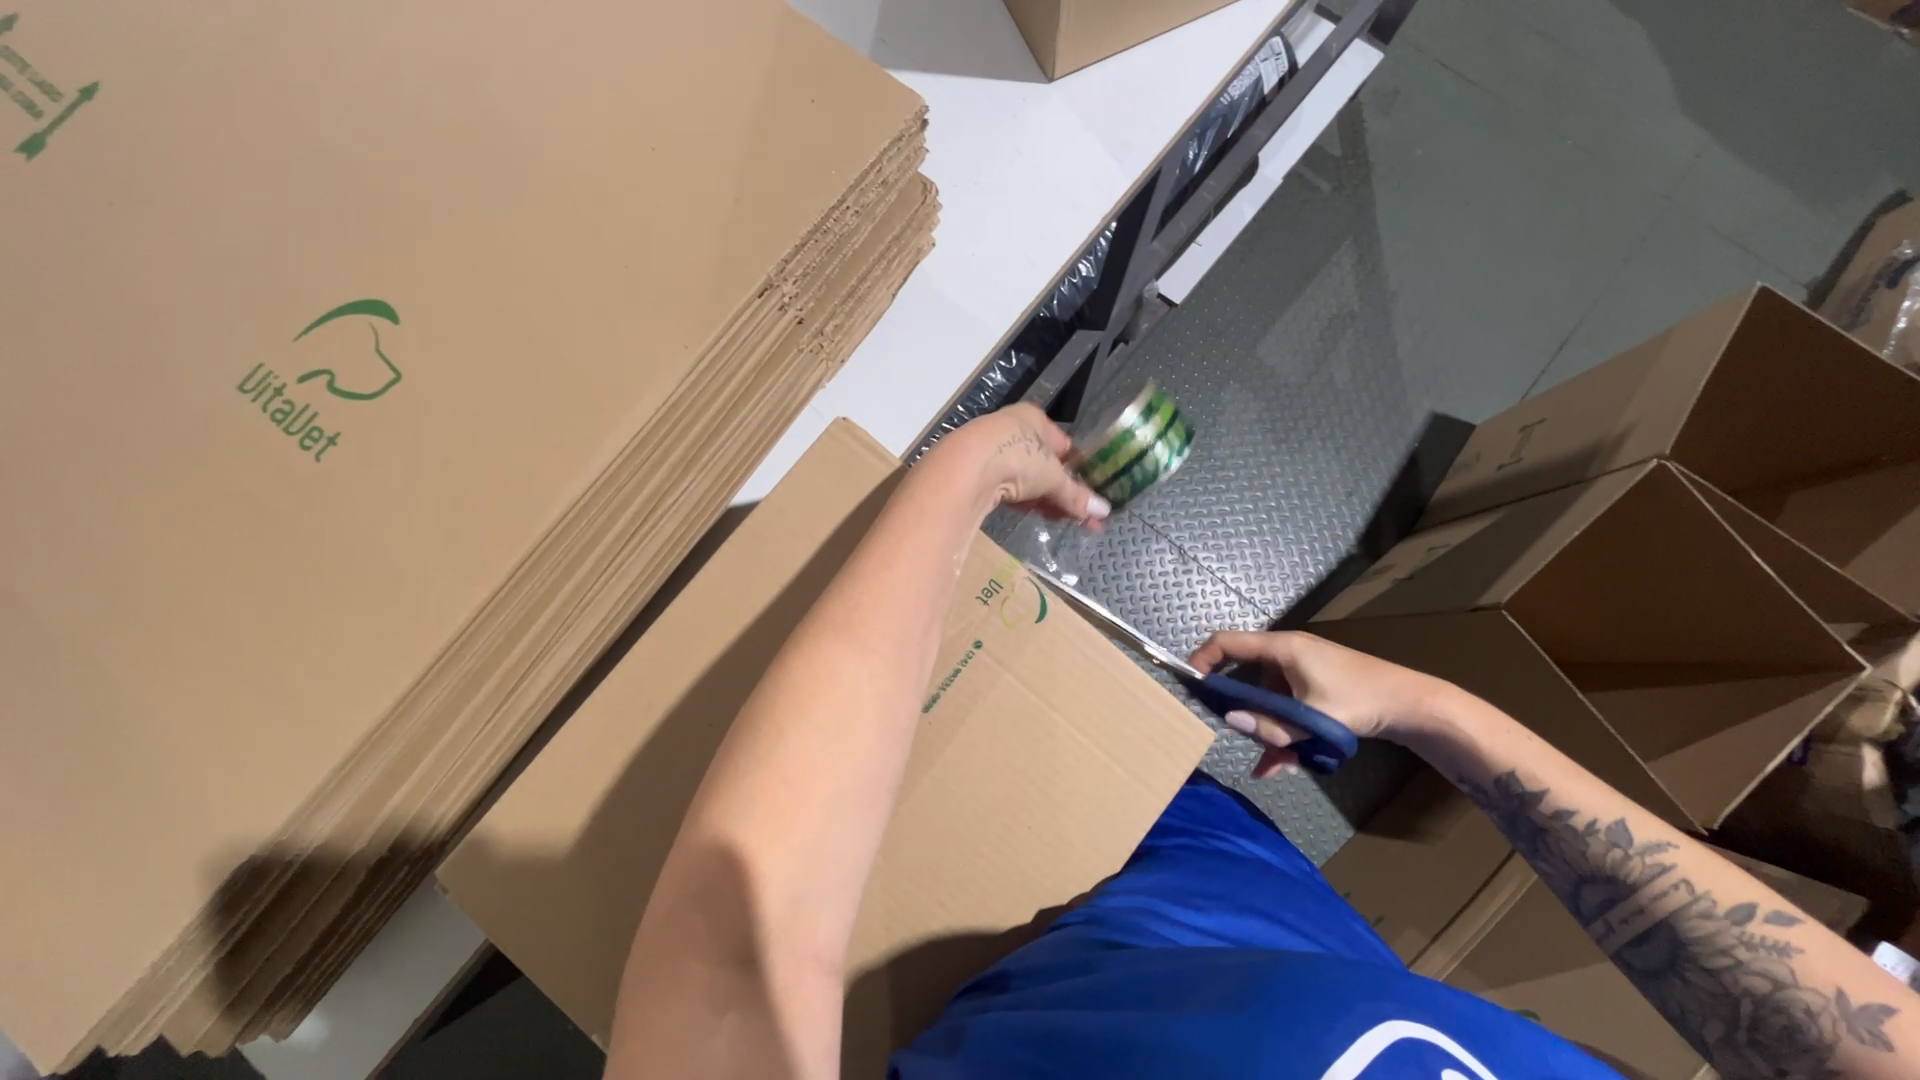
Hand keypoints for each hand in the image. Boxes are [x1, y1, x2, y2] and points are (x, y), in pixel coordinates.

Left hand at [930, 404, 1109, 525]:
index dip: (1078, 471)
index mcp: (1034, 418)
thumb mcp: (1053, 477)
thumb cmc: (1018, 457)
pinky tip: (1037, 516)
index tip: (1091, 494)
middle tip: (1082, 518)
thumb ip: (1076, 495)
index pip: (1063, 445)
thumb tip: (1103, 511)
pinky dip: (1024, 502)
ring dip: (1046, 501)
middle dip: (1064, 493)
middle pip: (1044, 465)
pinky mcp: (976, 473)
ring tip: (1064, 522)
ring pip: (1026, 479)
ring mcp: (992, 450)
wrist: (966, 467)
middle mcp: (1012, 429)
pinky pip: (1008, 488)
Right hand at [1188, 630, 1458, 776]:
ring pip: (1267, 697)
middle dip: (1237, 707)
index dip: (1202, 659)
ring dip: (1265, 728)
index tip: (1189, 683)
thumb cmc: (1360, 701)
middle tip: (1228, 730)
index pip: (1227, 642)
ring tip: (1269, 763)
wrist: (1411, 704)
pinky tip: (1282, 763)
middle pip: (1245, 674)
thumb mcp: (1312, 719)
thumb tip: (1231, 721)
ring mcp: (1301, 670)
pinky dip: (1282, 729)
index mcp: (1283, 648)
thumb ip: (1270, 725)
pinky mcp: (1314, 686)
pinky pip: (1285, 705)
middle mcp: (1287, 653)